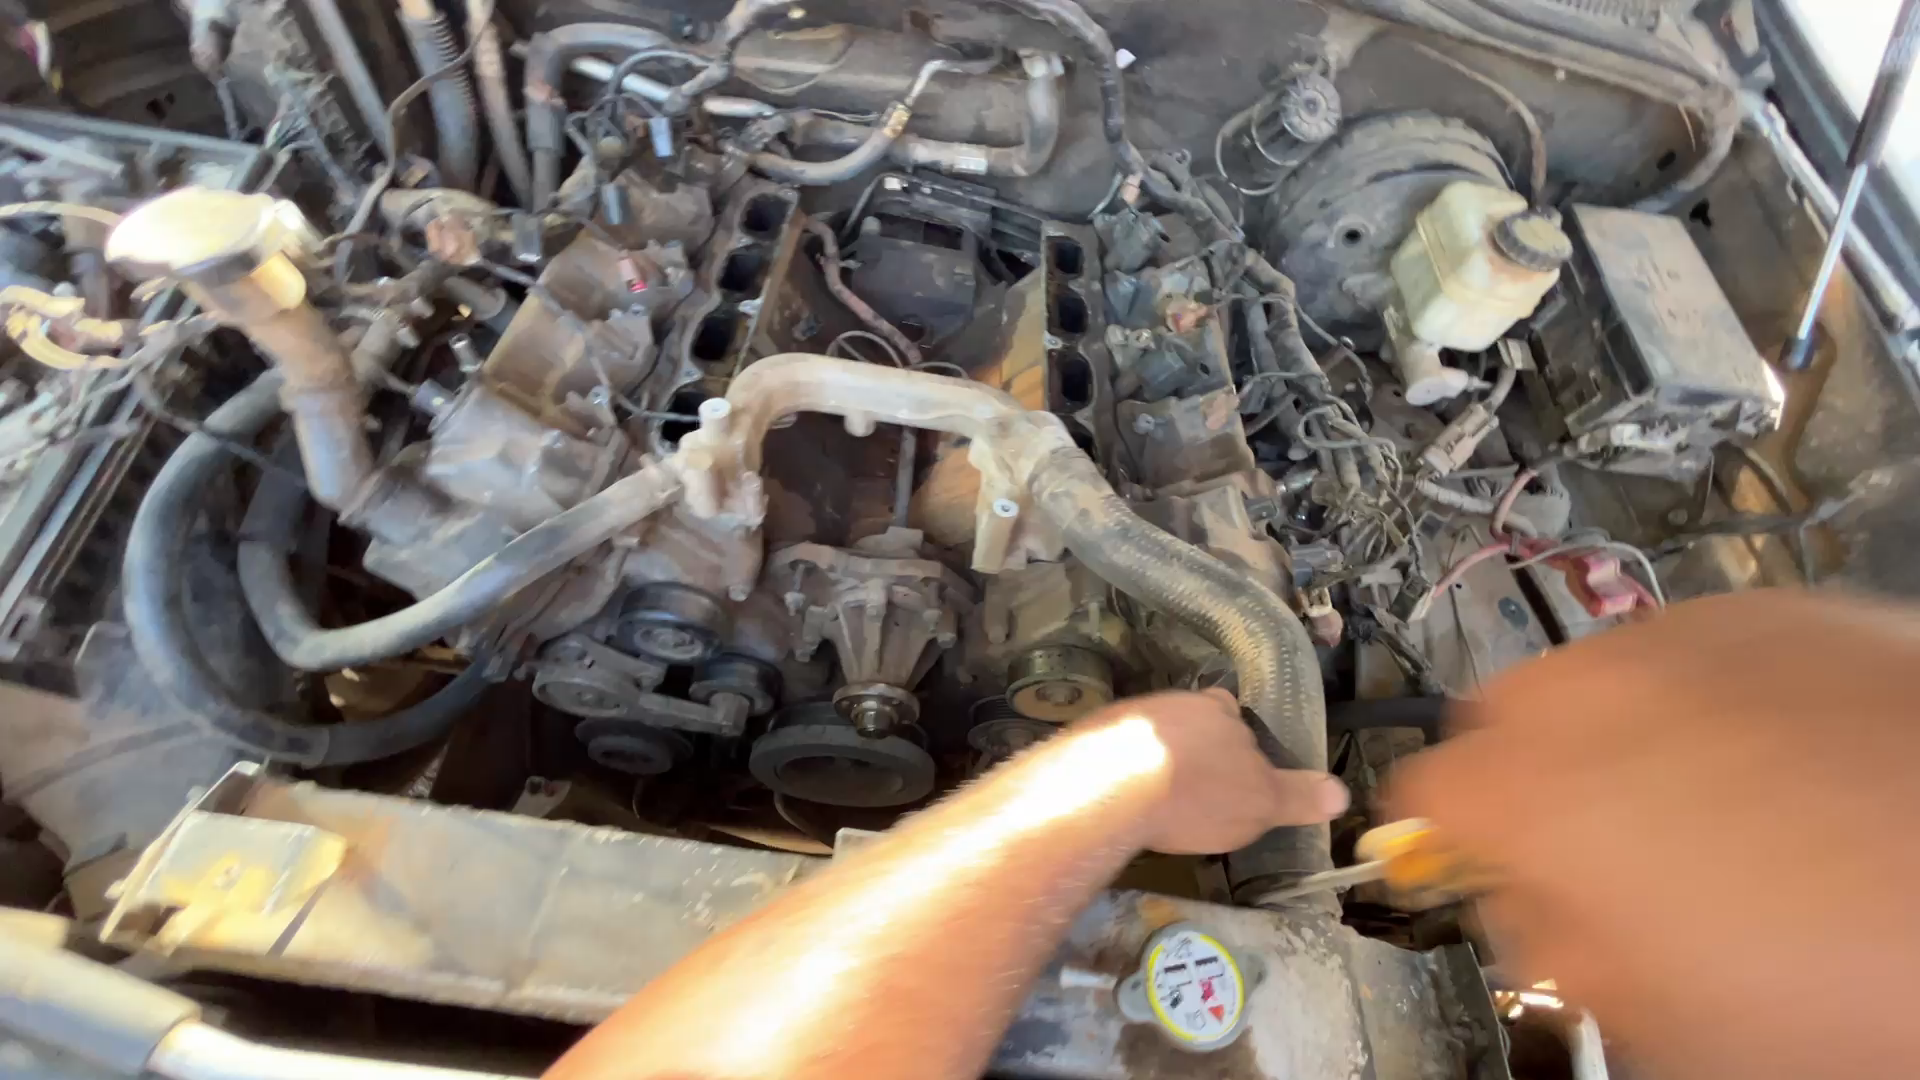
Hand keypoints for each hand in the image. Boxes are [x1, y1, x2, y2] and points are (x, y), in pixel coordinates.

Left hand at [1073, 688, 1347, 854]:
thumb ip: (1296, 795)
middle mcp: (1173, 702)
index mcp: (1218, 710)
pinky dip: (1122, 766)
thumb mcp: (1260, 803)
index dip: (1234, 739)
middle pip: (1189, 719)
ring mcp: (1129, 714)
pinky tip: (1123, 795)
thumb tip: (1339, 792)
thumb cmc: (1199, 792)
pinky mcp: (1093, 733)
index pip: (1232, 713)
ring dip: (1155, 755)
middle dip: (1193, 744)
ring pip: (1152, 731)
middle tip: (1194, 785)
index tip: (1231, 769)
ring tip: (1156, 795)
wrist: (1115, 782)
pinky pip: (1115, 746)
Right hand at [1386, 589, 1919, 1079]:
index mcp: (1519, 787)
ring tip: (1715, 799)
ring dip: (1608, 731)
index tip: (1481, 853)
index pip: (1412, 788)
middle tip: (1610, 835)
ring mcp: (1654, 642)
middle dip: (1528, 774)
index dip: (1445, 831)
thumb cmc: (1867, 962)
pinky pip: (1674, 652)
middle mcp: (1560, 694)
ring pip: (1576, 681)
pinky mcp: (1749, 612)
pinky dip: (1694, 696)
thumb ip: (1538, 944)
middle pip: (1490, 724)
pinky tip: (1774, 757)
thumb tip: (1507, 901)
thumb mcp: (1659, 1011)